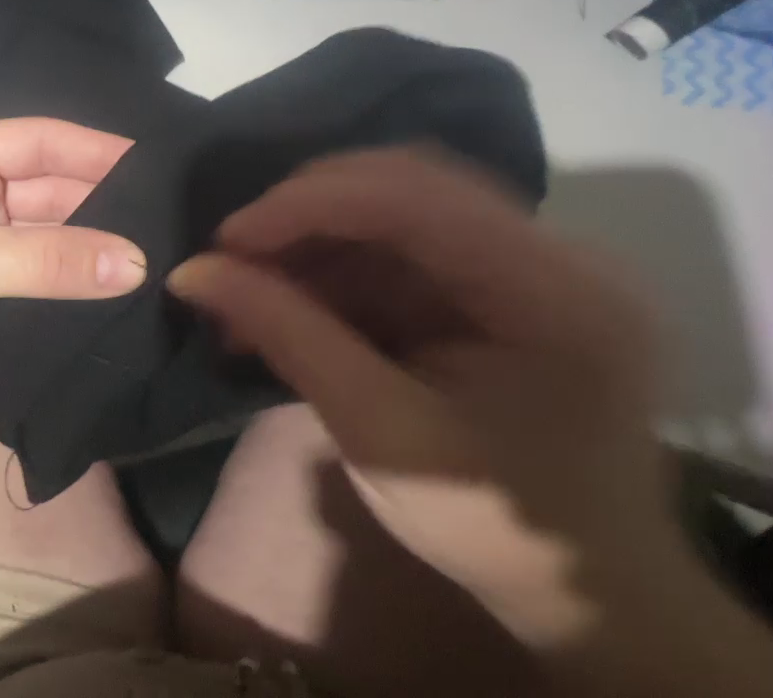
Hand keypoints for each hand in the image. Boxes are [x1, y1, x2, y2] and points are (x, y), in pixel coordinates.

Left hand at [0, 118, 149, 412]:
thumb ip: (44, 260)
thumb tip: (136, 262)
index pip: (38, 140)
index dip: (97, 150)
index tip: (165, 170)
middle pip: (51, 187)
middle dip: (105, 204)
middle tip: (178, 226)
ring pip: (50, 235)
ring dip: (94, 248)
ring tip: (165, 260)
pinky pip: (40, 275)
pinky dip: (73, 283)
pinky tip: (121, 291)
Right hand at [166, 148, 680, 643]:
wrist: (582, 589)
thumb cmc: (489, 521)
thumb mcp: (376, 430)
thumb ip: (287, 335)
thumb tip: (190, 271)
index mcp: (551, 293)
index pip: (413, 199)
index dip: (305, 204)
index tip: (223, 242)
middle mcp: (550, 257)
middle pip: (403, 184)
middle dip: (302, 212)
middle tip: (230, 258)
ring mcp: (523, 268)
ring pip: (390, 208)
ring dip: (307, 241)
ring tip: (243, 291)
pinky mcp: (491, 287)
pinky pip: (392, 248)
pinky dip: (327, 268)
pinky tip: (281, 306)